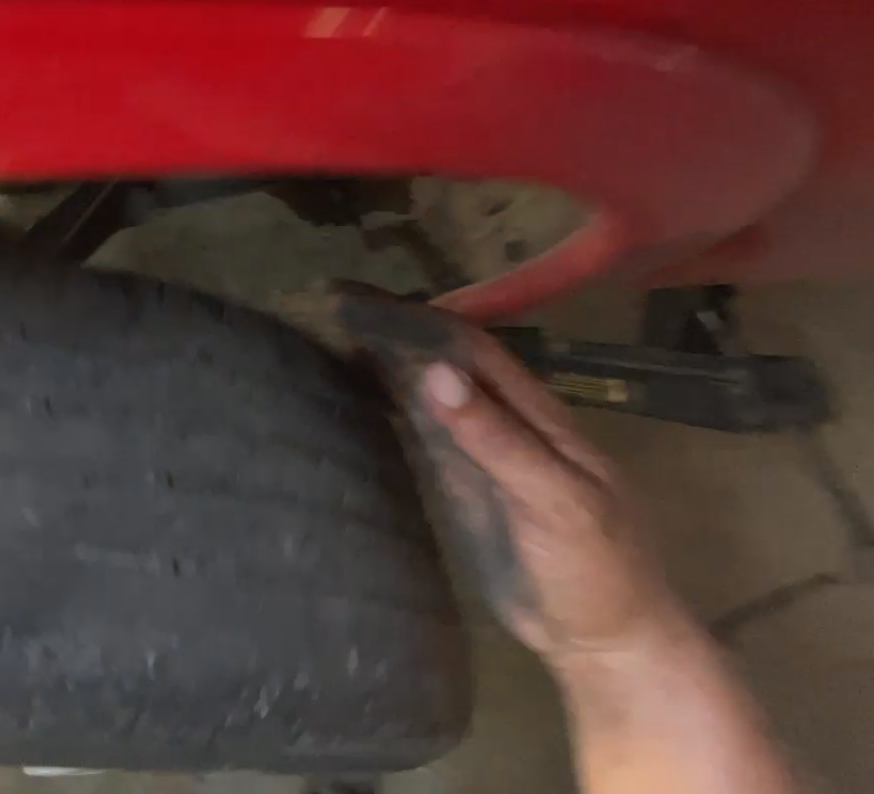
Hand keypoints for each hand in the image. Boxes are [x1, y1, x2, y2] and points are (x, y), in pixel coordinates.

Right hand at [337, 293, 693, 666]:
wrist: (604, 639)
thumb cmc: (595, 569)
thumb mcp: (555, 500)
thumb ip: (496, 437)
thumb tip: (434, 372)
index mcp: (536, 413)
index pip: (468, 346)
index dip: (416, 316)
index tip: (358, 297)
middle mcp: (502, 417)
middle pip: (442, 357)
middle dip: (393, 325)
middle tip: (332, 301)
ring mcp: (478, 447)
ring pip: (426, 386)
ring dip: (384, 355)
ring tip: (332, 329)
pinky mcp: (457, 476)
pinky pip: (417, 423)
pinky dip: (386, 396)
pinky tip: (356, 385)